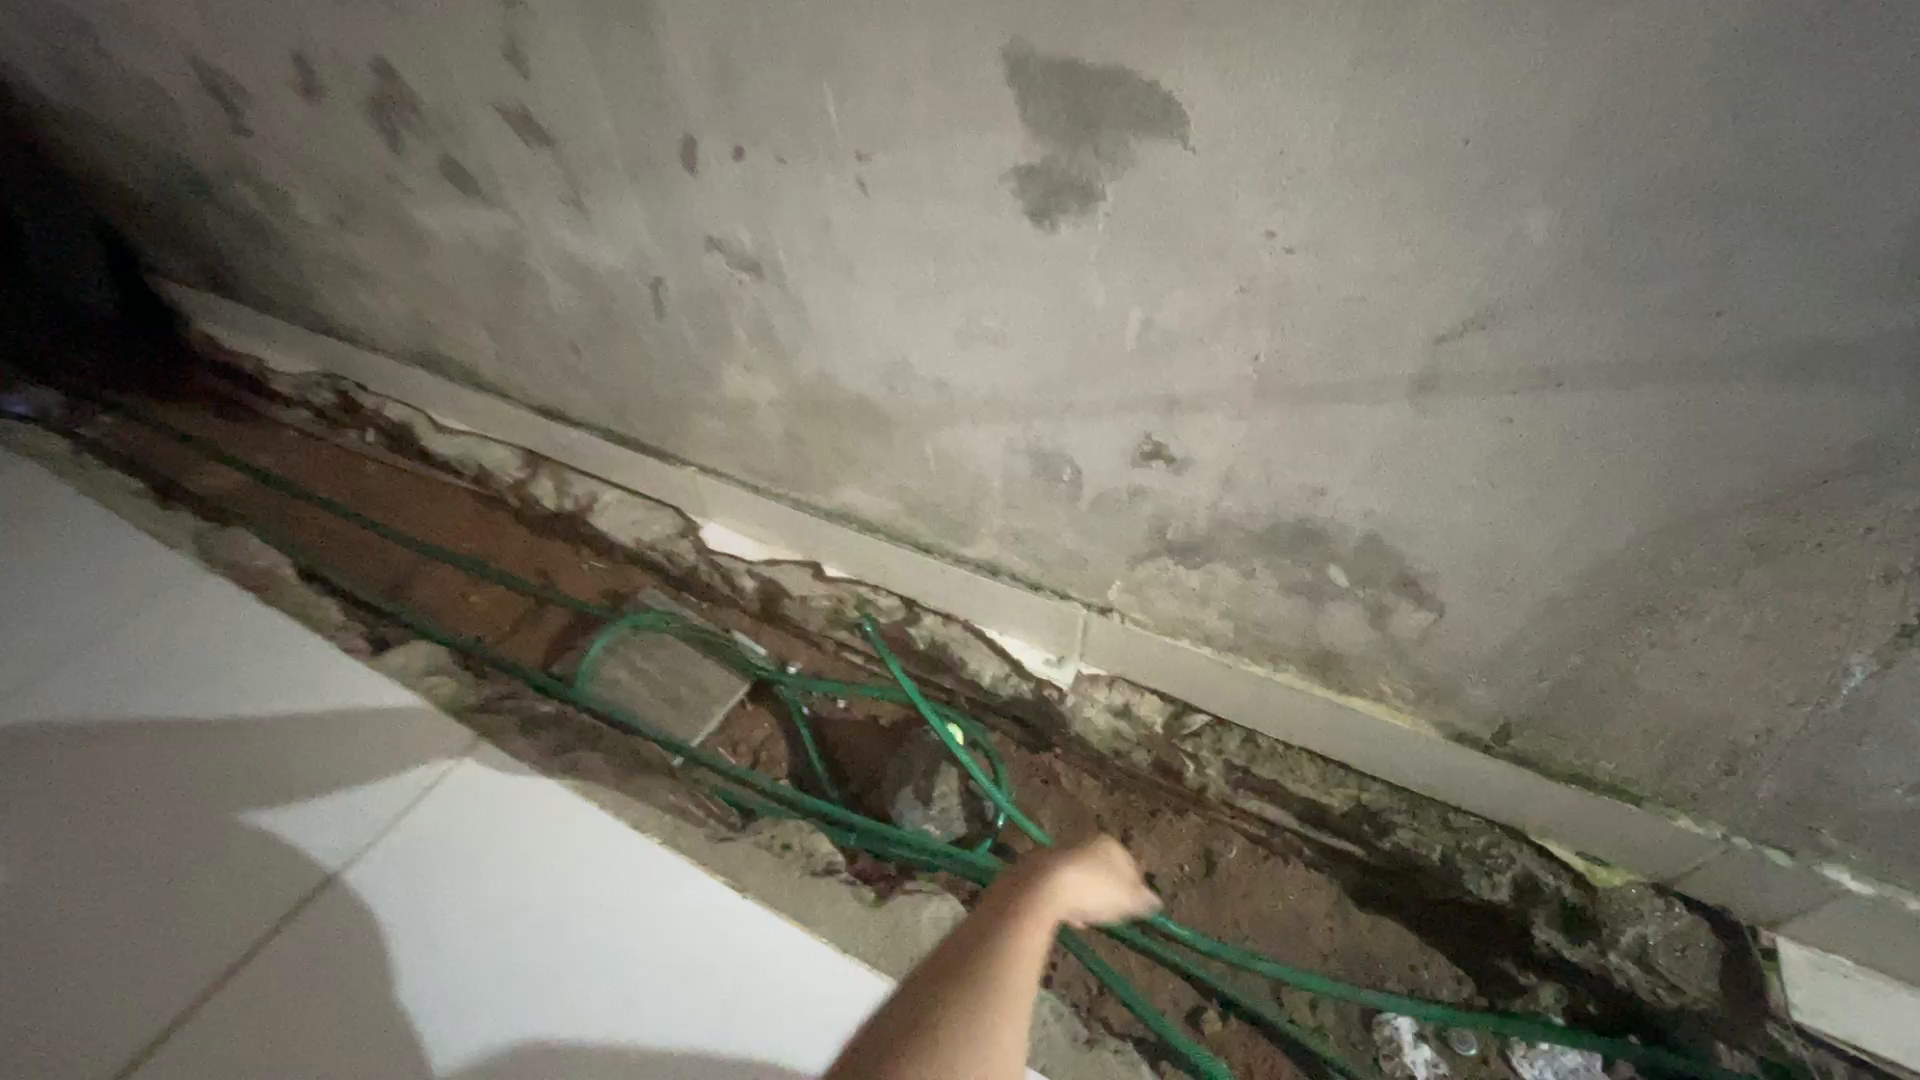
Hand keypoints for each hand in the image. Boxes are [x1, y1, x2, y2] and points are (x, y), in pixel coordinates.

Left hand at [1010, 835, 1161, 927]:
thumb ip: (1142, 899)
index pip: (1128, 862)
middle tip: (1111, 914)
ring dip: (1085, 899)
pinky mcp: (1038, 869)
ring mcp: (1059, 853)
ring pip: (1079, 878)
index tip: (1134, 906)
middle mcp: (1083, 842)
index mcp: (1108, 844)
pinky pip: (1059, 887)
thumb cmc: (1092, 890)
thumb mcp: (1126, 899)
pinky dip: (1066, 902)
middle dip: (1106, 892)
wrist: (1042, 887)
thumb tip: (1155, 901)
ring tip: (1088, 921)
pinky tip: (1068, 919)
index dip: (1133, 885)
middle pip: (1101, 869)